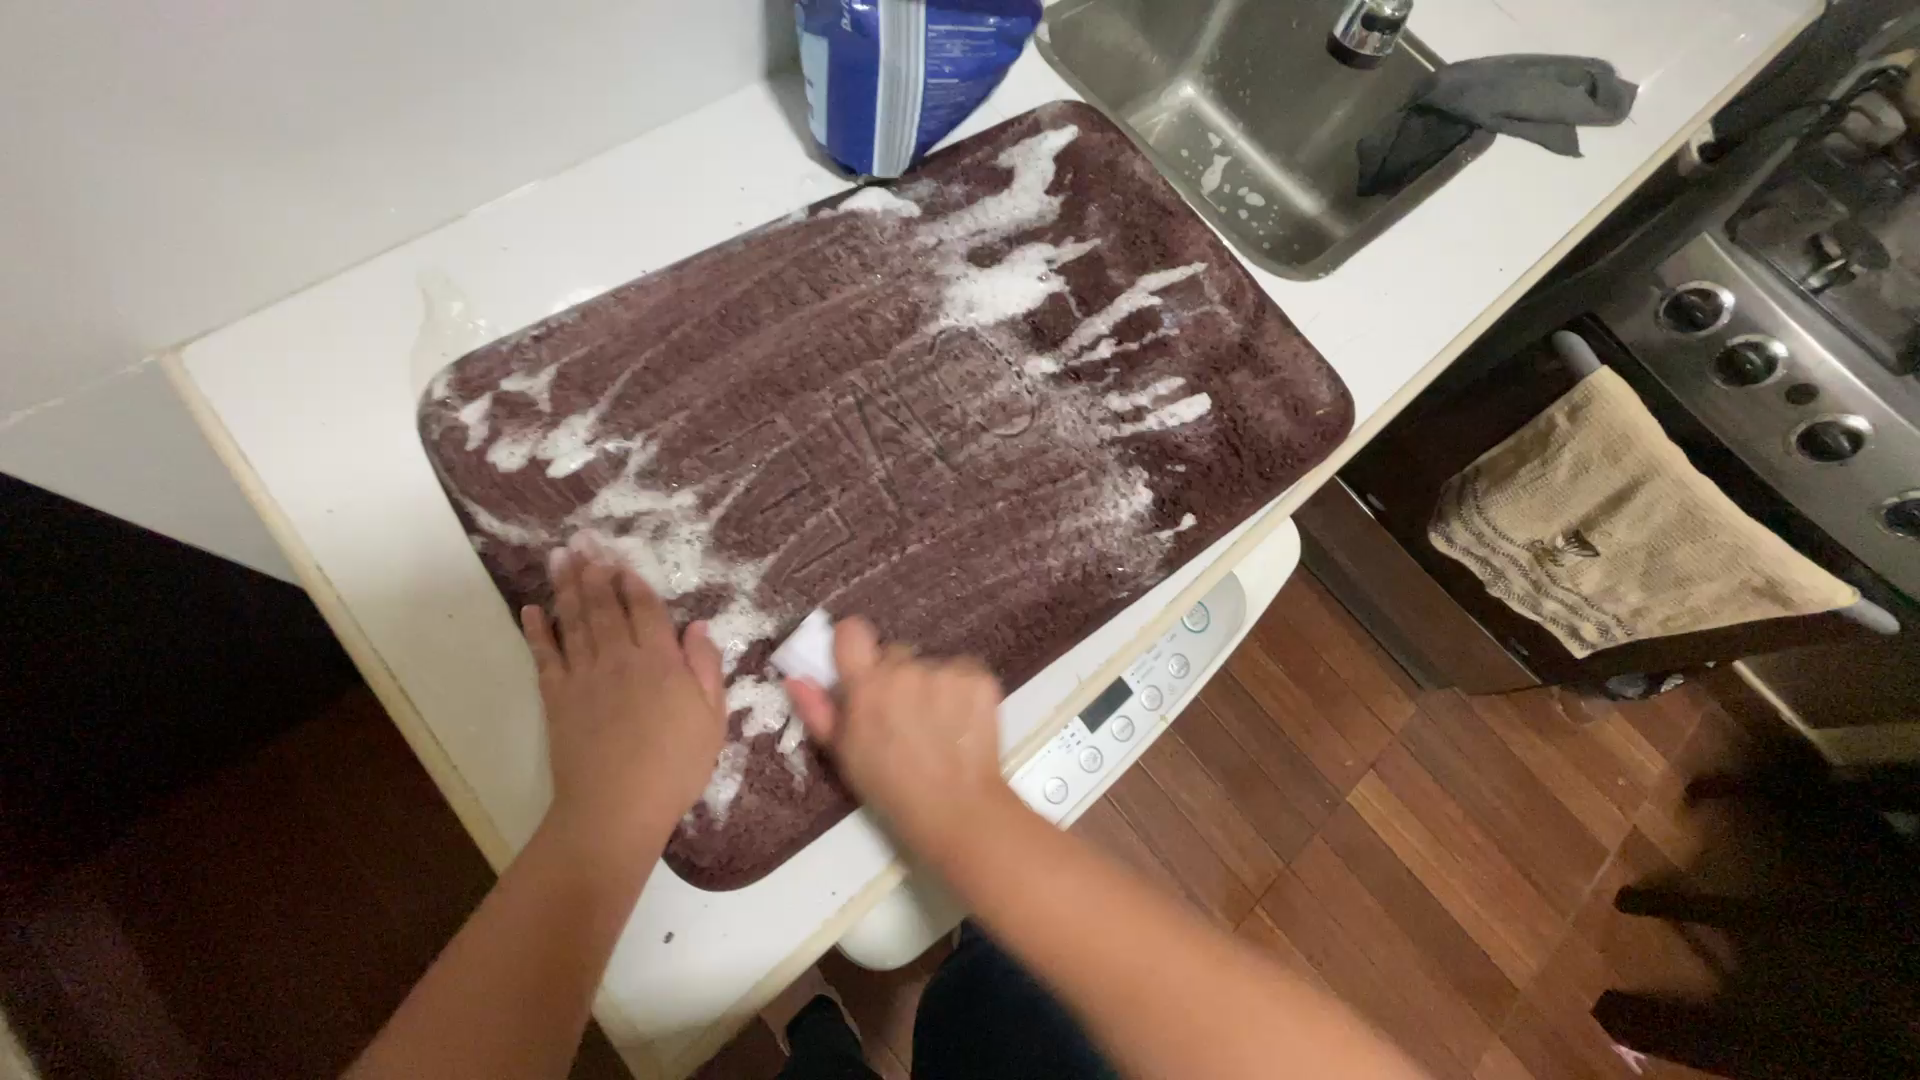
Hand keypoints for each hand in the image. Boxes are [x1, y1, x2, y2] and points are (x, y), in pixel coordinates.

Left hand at [520, 536, 726, 847]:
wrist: (617, 808)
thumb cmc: (675, 766)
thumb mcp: (712, 719)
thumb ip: (705, 668)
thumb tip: (698, 627)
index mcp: (661, 663)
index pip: (647, 611)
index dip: (635, 583)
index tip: (623, 559)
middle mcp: (620, 659)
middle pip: (606, 606)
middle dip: (595, 571)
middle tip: (584, 540)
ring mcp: (584, 676)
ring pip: (575, 621)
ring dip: (567, 587)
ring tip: (560, 557)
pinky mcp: (557, 698)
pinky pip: (545, 656)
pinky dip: (537, 630)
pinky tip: (531, 608)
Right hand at [785, 618, 1009, 853]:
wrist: (956, 809)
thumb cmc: (891, 787)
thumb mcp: (844, 754)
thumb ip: (818, 711)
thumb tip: (795, 677)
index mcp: (866, 686)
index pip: (852, 631)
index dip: (854, 644)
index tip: (860, 664)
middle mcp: (906, 670)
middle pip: (896, 653)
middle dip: (896, 675)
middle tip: (903, 713)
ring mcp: (947, 672)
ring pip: (931, 664)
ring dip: (930, 683)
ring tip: (935, 723)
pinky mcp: (980, 678)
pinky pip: (963, 670)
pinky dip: (961, 689)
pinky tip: (960, 720)